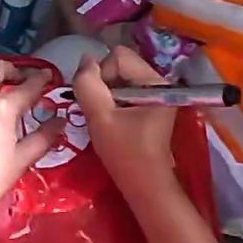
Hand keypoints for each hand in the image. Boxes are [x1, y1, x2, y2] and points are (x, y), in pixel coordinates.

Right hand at [72, 45, 176, 191]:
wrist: (144, 185)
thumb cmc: (125, 153)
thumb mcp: (100, 117)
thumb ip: (88, 85)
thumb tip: (84, 59)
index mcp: (154, 81)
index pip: (117, 57)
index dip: (101, 76)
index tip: (99, 103)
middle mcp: (159, 82)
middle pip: (118, 65)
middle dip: (103, 85)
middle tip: (100, 112)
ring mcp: (155, 94)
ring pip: (118, 78)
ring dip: (105, 95)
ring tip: (104, 118)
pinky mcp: (149, 105)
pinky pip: (123, 90)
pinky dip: (111, 102)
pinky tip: (111, 121)